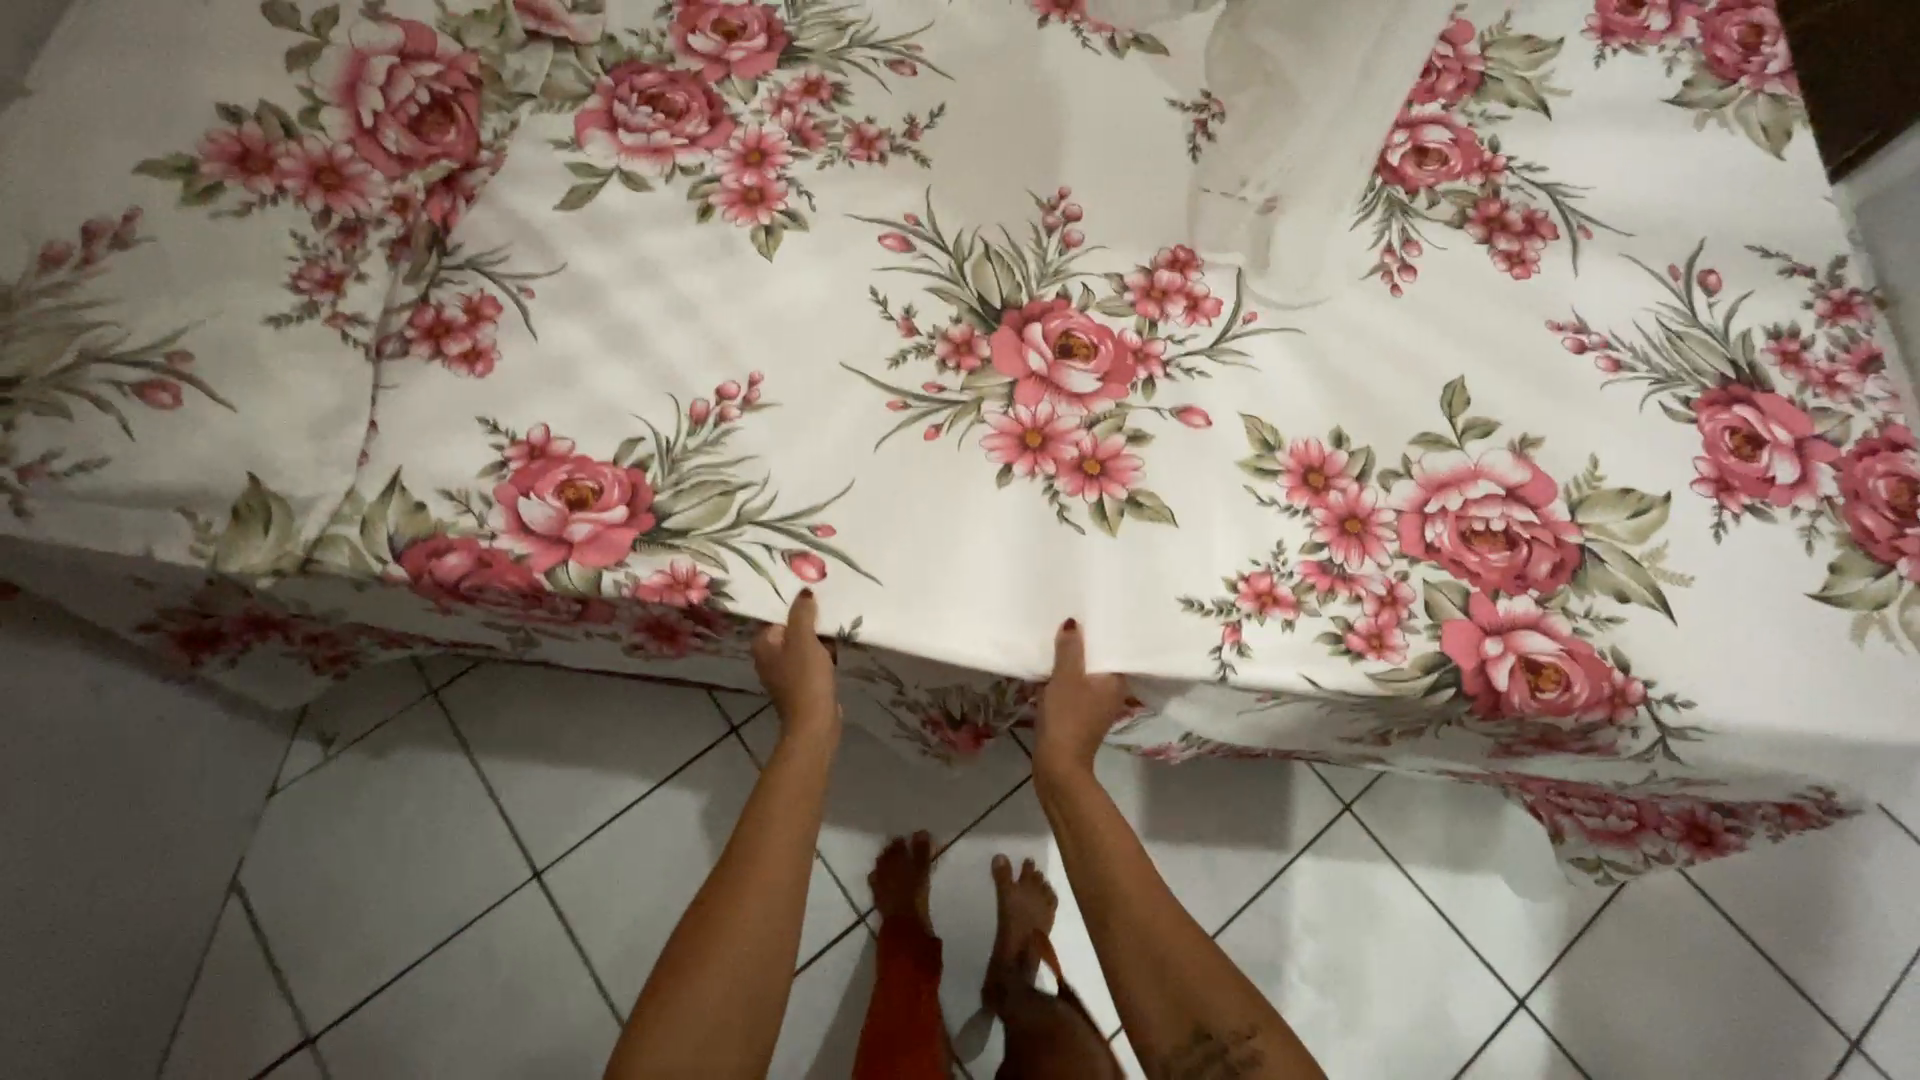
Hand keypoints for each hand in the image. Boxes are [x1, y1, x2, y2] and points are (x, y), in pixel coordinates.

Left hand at [752, 589, 840, 746]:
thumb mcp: (804, 639)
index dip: (798, 608)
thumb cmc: (805, 678)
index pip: (779, 615)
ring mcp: (784, 671)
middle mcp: (769, 656)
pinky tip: (835, 656)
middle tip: (830, 618)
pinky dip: (823, 656)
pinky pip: (812, 660)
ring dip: (821, 641)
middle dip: (813, 625)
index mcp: (763, 644)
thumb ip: (802, 612)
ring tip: (835, 636)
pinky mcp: (800, 682)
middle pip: (793, 628)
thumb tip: (804, 591)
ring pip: (805, 644)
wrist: (815, 722)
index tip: (817, 599)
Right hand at [1033, 619, 1129, 781]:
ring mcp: (1096, 708)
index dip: (1100, 633)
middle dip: (1082, 647)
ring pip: (1084, 677)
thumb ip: (1070, 649)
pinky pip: (1074, 691)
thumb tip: (1073, 622)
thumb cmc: (1067, 717)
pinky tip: (1048, 671)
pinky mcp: (1081, 718)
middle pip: (1097, 663)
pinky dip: (1063, 681)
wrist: (1058, 764)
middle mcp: (1112, 694)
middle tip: (1067, 622)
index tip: (1088, 614)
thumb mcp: (1066, 677)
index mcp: (1116, 682)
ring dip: (1070, 665)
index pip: (1113, 650)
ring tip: (1055, 641)